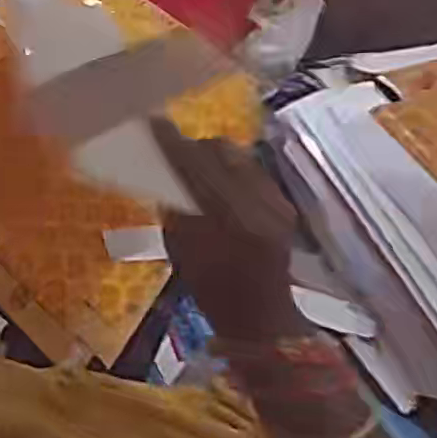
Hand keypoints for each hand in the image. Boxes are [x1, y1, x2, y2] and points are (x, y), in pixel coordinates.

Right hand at [150, 119, 306, 339]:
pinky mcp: (284, 204)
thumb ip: (173, 201)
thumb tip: (162, 166)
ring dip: (213, 156)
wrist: (259, 315)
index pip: (192, 162)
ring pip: (238, 156)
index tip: (152, 123)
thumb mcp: (178, 243)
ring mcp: (274, 201)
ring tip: (198, 169)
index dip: (170, 141)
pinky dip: (231, 171)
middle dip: (194, 146)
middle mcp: (254, 201)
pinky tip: (221, 186)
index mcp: (222, 215)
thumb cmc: (208, 285)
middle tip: (174, 153)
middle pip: (219, 149)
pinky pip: (252, 171)